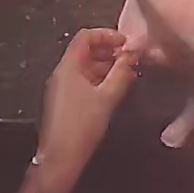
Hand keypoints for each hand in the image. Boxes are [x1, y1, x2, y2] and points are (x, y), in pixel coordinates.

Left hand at [36, 28, 137, 176]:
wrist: (60, 157)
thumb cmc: (83, 125)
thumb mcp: (107, 97)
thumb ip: (121, 73)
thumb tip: (132, 54)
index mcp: (69, 67)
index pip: (85, 37)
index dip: (106, 35)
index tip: (126, 42)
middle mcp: (63, 73)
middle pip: (85, 50)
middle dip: (109, 50)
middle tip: (131, 57)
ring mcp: (63, 86)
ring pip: (86, 65)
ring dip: (106, 65)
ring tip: (128, 72)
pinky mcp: (66, 99)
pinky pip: (84, 79)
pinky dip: (100, 77)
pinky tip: (116, 86)